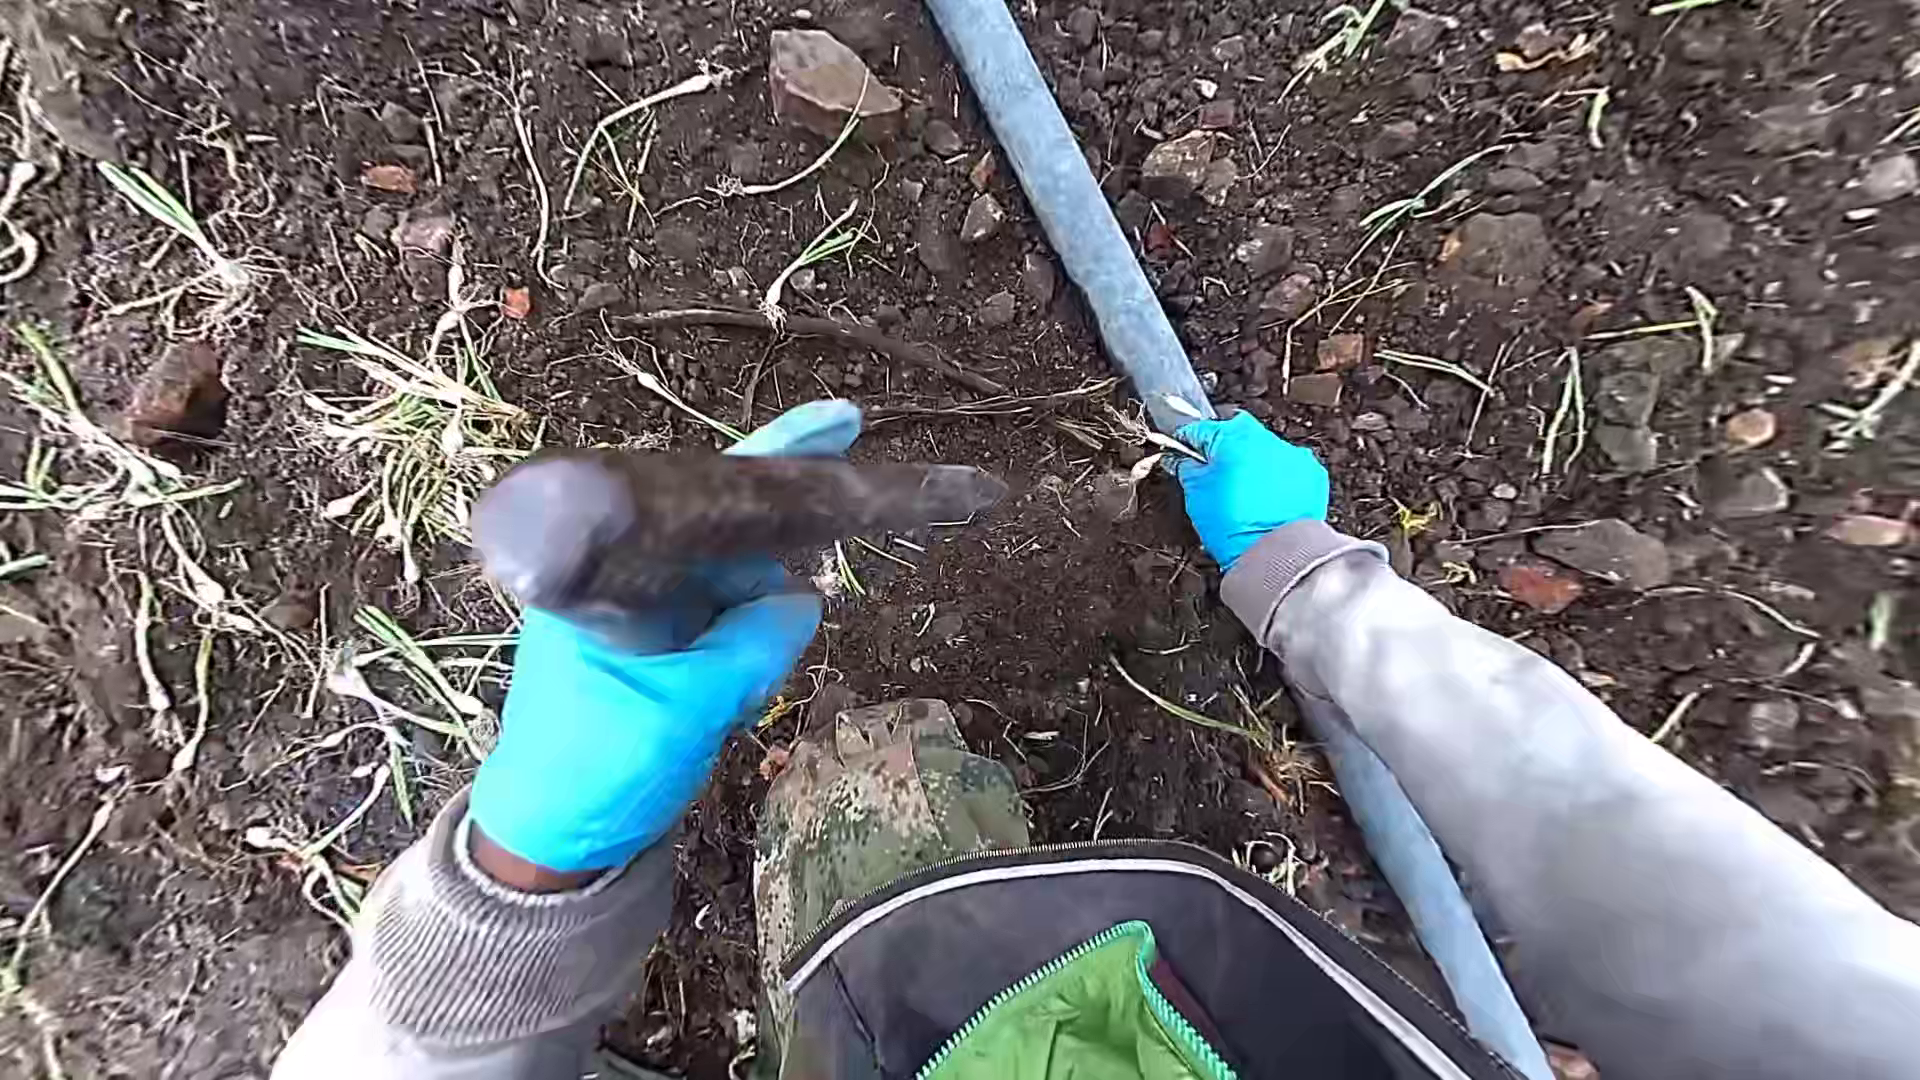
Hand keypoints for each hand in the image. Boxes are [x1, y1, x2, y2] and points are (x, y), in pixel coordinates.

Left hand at [468, 401, 860, 875]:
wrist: (560, 837)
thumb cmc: (596, 766)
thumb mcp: (681, 707)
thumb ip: (751, 646)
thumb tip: (801, 599)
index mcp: (616, 564)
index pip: (705, 490)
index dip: (776, 454)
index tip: (840, 422)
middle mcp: (641, 569)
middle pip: (736, 527)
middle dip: (783, 542)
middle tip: (819, 554)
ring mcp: (665, 605)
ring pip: (749, 578)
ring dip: (769, 609)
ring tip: (740, 675)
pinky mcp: (684, 638)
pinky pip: (743, 618)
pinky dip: (760, 636)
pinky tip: (753, 669)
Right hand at [1170, 411, 1328, 570]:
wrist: (1275, 553)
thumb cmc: (1233, 523)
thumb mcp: (1195, 492)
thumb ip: (1185, 467)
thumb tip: (1180, 459)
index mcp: (1234, 436)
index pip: (1202, 429)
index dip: (1187, 442)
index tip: (1181, 452)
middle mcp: (1267, 439)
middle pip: (1235, 437)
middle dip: (1222, 454)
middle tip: (1211, 478)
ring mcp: (1293, 456)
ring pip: (1263, 453)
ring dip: (1251, 466)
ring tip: (1240, 495)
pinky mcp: (1312, 475)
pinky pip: (1287, 470)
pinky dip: (1276, 481)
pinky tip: (1263, 502)